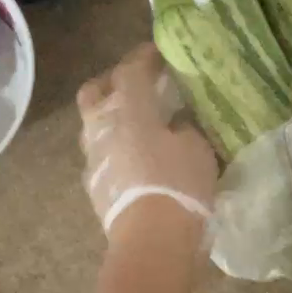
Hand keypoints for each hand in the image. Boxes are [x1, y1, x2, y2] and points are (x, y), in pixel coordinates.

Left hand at [78, 43, 217, 232]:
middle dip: (112, 82)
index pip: (132, 69)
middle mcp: (102, 126)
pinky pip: (102, 156)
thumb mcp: (199, 149)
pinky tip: (134, 159)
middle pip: (96, 91)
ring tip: (135, 125)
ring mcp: (92, 157)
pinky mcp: (94, 186)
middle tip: (134, 84)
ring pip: (93, 125)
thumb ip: (187, 128)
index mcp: (128, 108)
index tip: (158, 52)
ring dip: (110, 118)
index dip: (145, 57)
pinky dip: (115, 150)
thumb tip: (179, 123)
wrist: (152, 239)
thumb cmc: (179, 185)